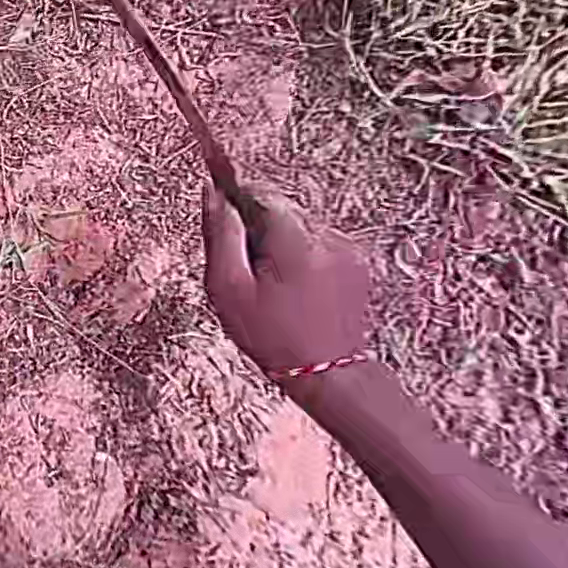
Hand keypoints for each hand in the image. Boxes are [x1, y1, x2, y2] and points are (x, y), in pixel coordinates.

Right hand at [202, 182, 370, 376]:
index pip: (261, 195)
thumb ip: (220, 235)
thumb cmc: (268, 333)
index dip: (234, 195)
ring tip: (261, 281)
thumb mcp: (226, 286)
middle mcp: (329, 237)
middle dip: (252, 227)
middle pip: (278, 210)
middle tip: (236, 265)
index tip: (214, 197)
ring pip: (294, 226)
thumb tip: (212, 194)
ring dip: (272, 242)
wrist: (326, 373)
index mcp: (296, 241)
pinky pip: (313, 242)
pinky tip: (284, 285)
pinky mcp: (356, 262)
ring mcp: (348, 249)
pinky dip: (292, 254)